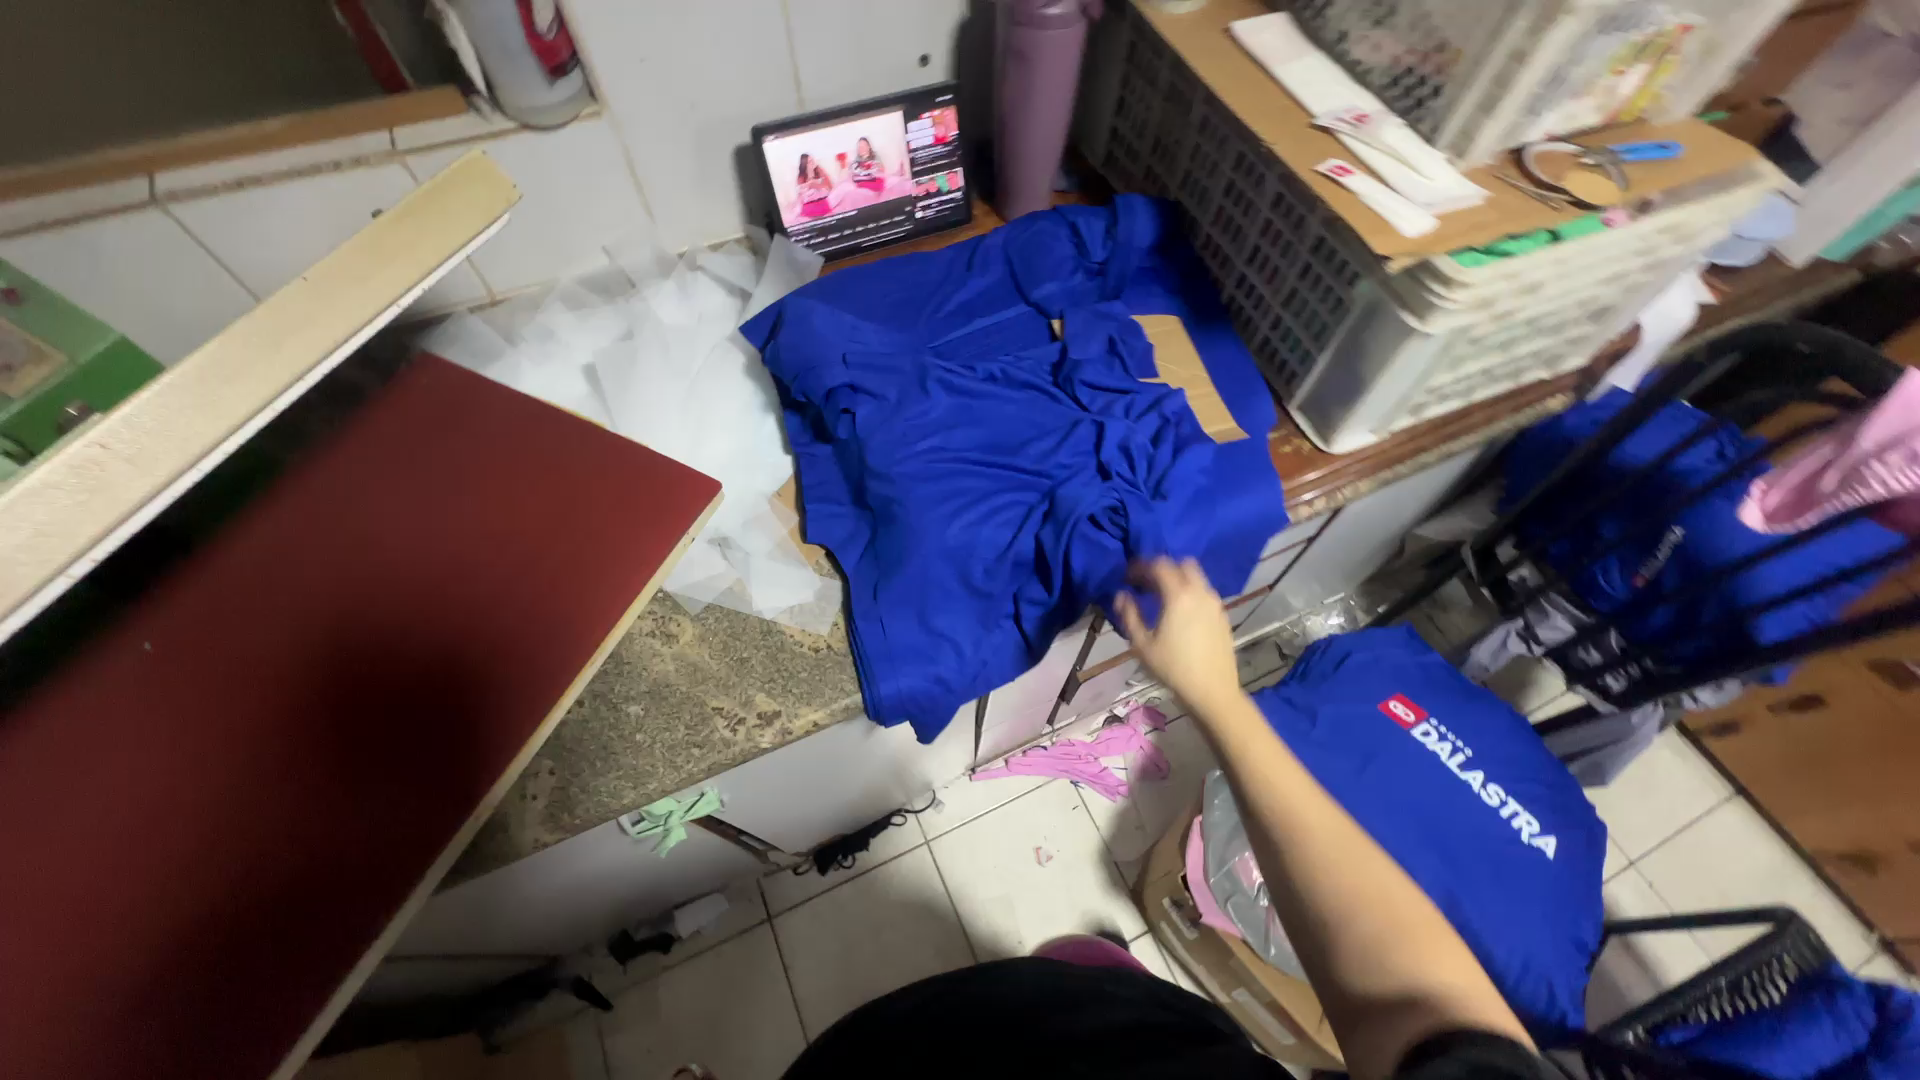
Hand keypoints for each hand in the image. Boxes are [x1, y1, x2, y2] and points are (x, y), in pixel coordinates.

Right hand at [1113, 557, 1240, 712]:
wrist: (1212, 691)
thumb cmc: (1173, 668)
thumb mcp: (1142, 644)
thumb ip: (1129, 615)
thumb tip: (1121, 596)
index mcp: (1178, 596)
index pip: (1159, 565)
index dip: (1141, 566)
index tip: (1128, 577)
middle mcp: (1200, 593)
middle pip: (1183, 564)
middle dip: (1163, 569)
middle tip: (1146, 584)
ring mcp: (1215, 604)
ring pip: (1196, 578)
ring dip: (1178, 580)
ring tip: (1161, 599)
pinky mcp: (1223, 616)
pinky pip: (1205, 594)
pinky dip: (1191, 593)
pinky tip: (1180, 614)